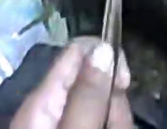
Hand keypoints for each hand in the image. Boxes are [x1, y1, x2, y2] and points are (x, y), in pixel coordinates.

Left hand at [9, 37, 131, 128]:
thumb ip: (86, 95)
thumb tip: (104, 46)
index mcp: (41, 99)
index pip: (78, 49)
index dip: (107, 55)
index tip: (125, 83)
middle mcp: (48, 106)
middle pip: (94, 78)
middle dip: (113, 96)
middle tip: (116, 123)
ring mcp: (57, 123)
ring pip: (99, 102)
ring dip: (115, 115)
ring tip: (116, 127)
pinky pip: (94, 119)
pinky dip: (109, 123)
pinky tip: (112, 128)